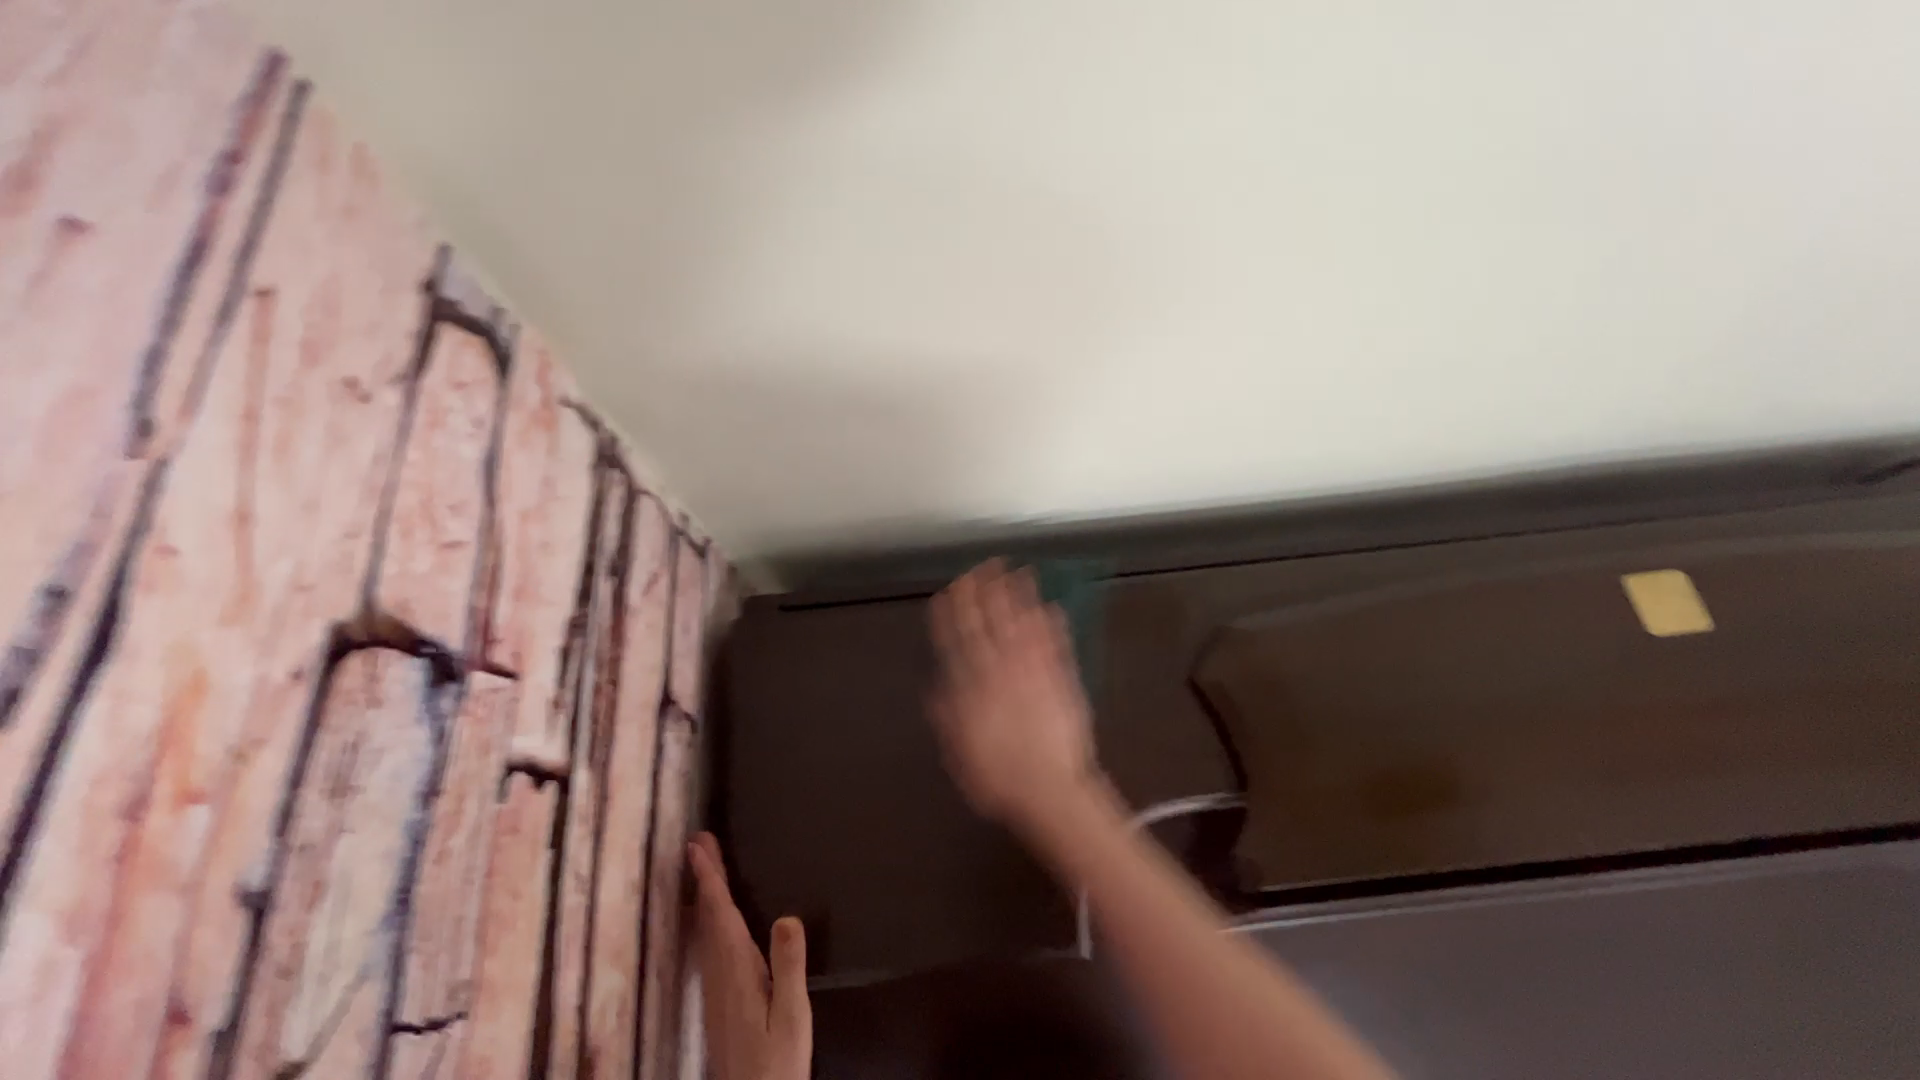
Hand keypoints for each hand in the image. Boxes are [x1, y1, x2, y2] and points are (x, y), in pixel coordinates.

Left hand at [687, 832, 810, 1079]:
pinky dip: (708, 921)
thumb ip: (789, 967)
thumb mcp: (793, 1015)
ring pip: (705, 932)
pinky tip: (712, 922)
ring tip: (703, 870)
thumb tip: (786, 916)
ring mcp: (716, 991)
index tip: (697, 847)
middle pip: (708, 918)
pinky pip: (709, 947)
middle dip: (703, 879)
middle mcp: (720, 976)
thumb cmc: (777, 1063)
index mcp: (737, 973)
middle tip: (697, 843)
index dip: (709, 880)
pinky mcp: (719, 1002)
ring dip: (704, 897)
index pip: (720, 917)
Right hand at [929, 560, 1099, 833]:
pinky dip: (1051, 623)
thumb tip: (937, 687)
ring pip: (1023, 624)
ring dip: (1018, 596)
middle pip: (988, 622)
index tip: (949, 588)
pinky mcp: (1062, 679)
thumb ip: (947, 715)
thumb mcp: (957, 750)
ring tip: (1016, 571)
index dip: (952, 612)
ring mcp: (1034, 671)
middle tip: (981, 565)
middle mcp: (1001, 670)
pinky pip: (1055, 644)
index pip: (957, 639)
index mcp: (971, 686)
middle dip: (982, 591)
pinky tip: (1050, 606)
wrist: (1048, 788)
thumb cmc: (996, 777)